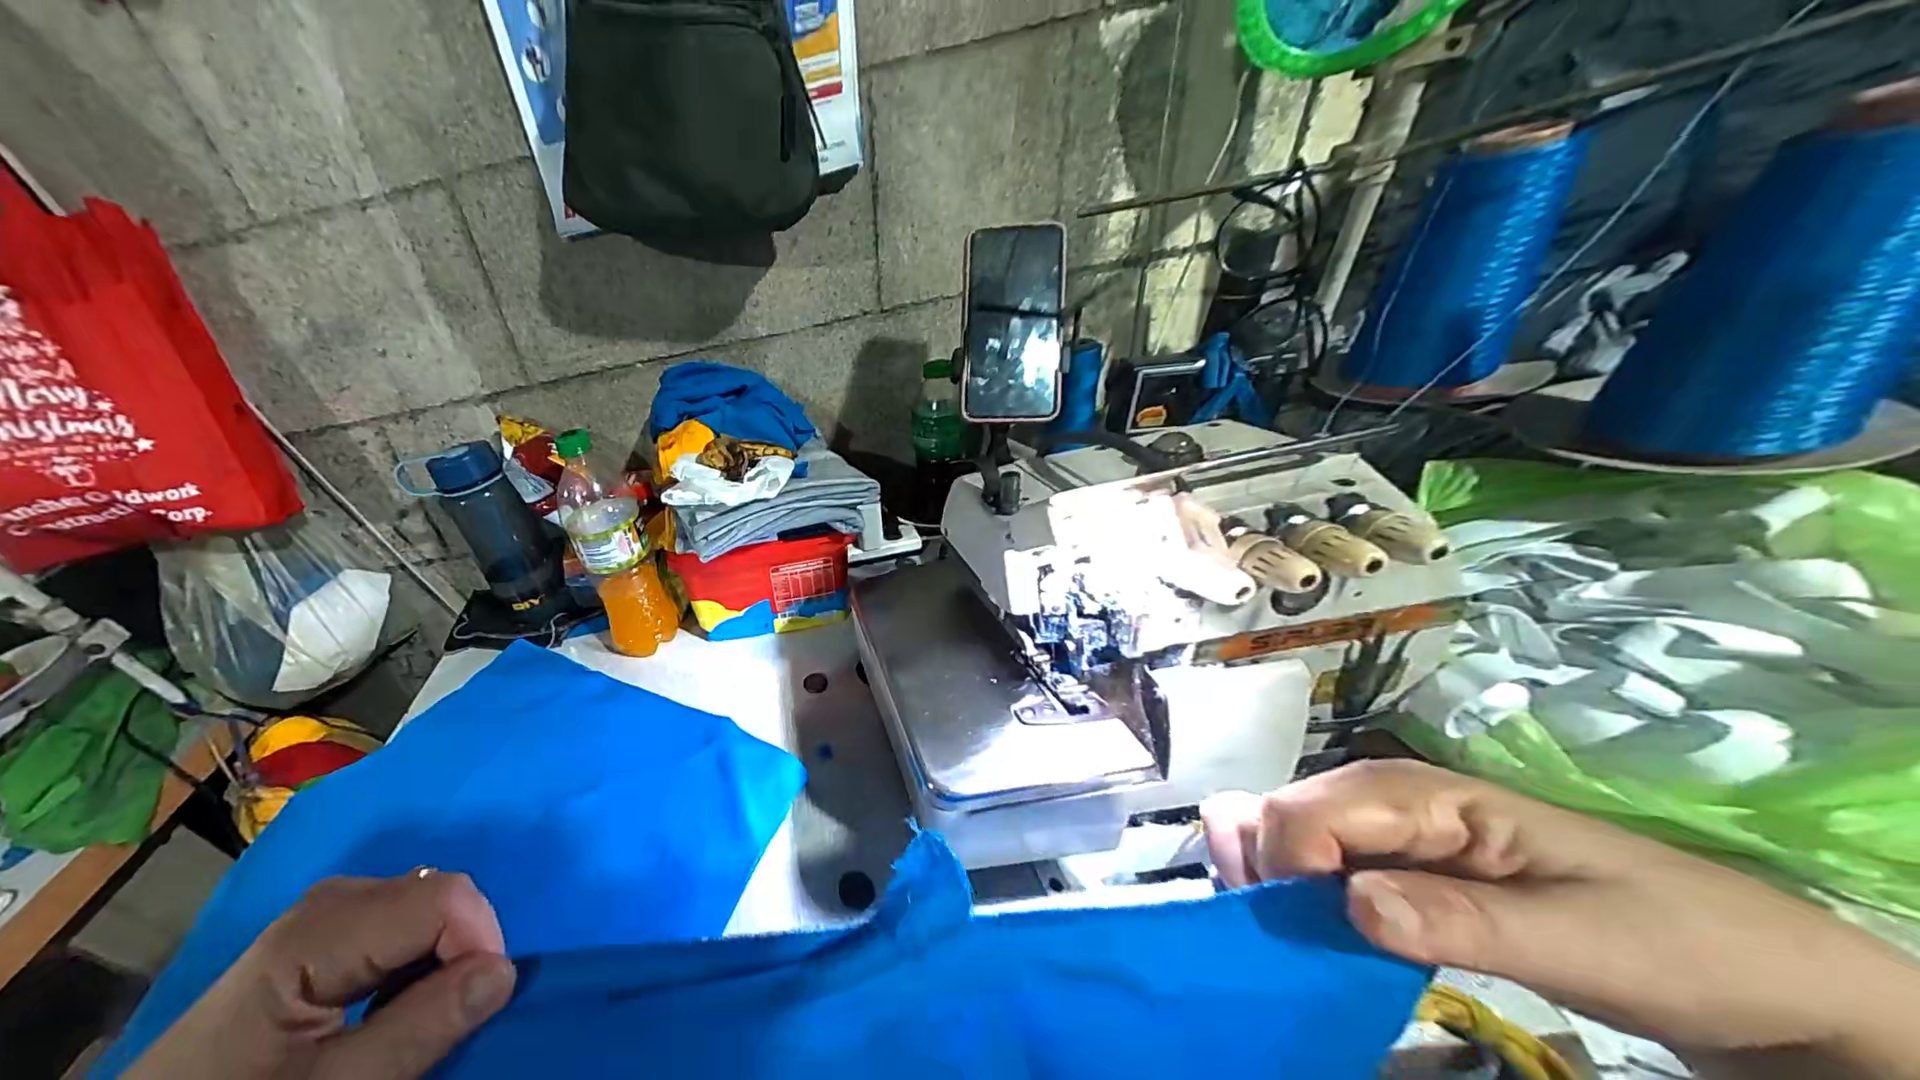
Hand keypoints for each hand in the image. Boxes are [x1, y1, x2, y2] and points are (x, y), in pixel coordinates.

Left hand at [126, 870, 515, 1079]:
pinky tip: (393, 995)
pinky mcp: (318, 931)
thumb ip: (419, 1029)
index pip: (443, 897)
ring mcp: (318, 914)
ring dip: (444, 948)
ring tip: (419, 1009)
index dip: (479, 941)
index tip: (475, 1004)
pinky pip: (398, 915)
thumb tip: (506, 970)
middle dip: (464, 944)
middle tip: (448, 1012)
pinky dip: (419, 949)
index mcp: (314, 937)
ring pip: (422, 900)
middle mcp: (322, 904)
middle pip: (434, 892)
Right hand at [1201, 760, 1919, 1075]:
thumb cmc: (1674, 940)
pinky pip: (1308, 861)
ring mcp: (1384, 829)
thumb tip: (1349, 902)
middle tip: (1286, 941)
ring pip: (1280, 829)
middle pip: (1277, 812)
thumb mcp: (1584, 940)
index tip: (1309, 936)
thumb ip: (1463, 918)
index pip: (1307, 812)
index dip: (1286, 868)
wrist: (1747, 963)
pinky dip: (1287, 889)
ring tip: (1289, 937)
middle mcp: (1385, 798)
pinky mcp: (1390, 862)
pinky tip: (1309, 929)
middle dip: (1258, 869)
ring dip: (1264, 878)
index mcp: (1423, 795)